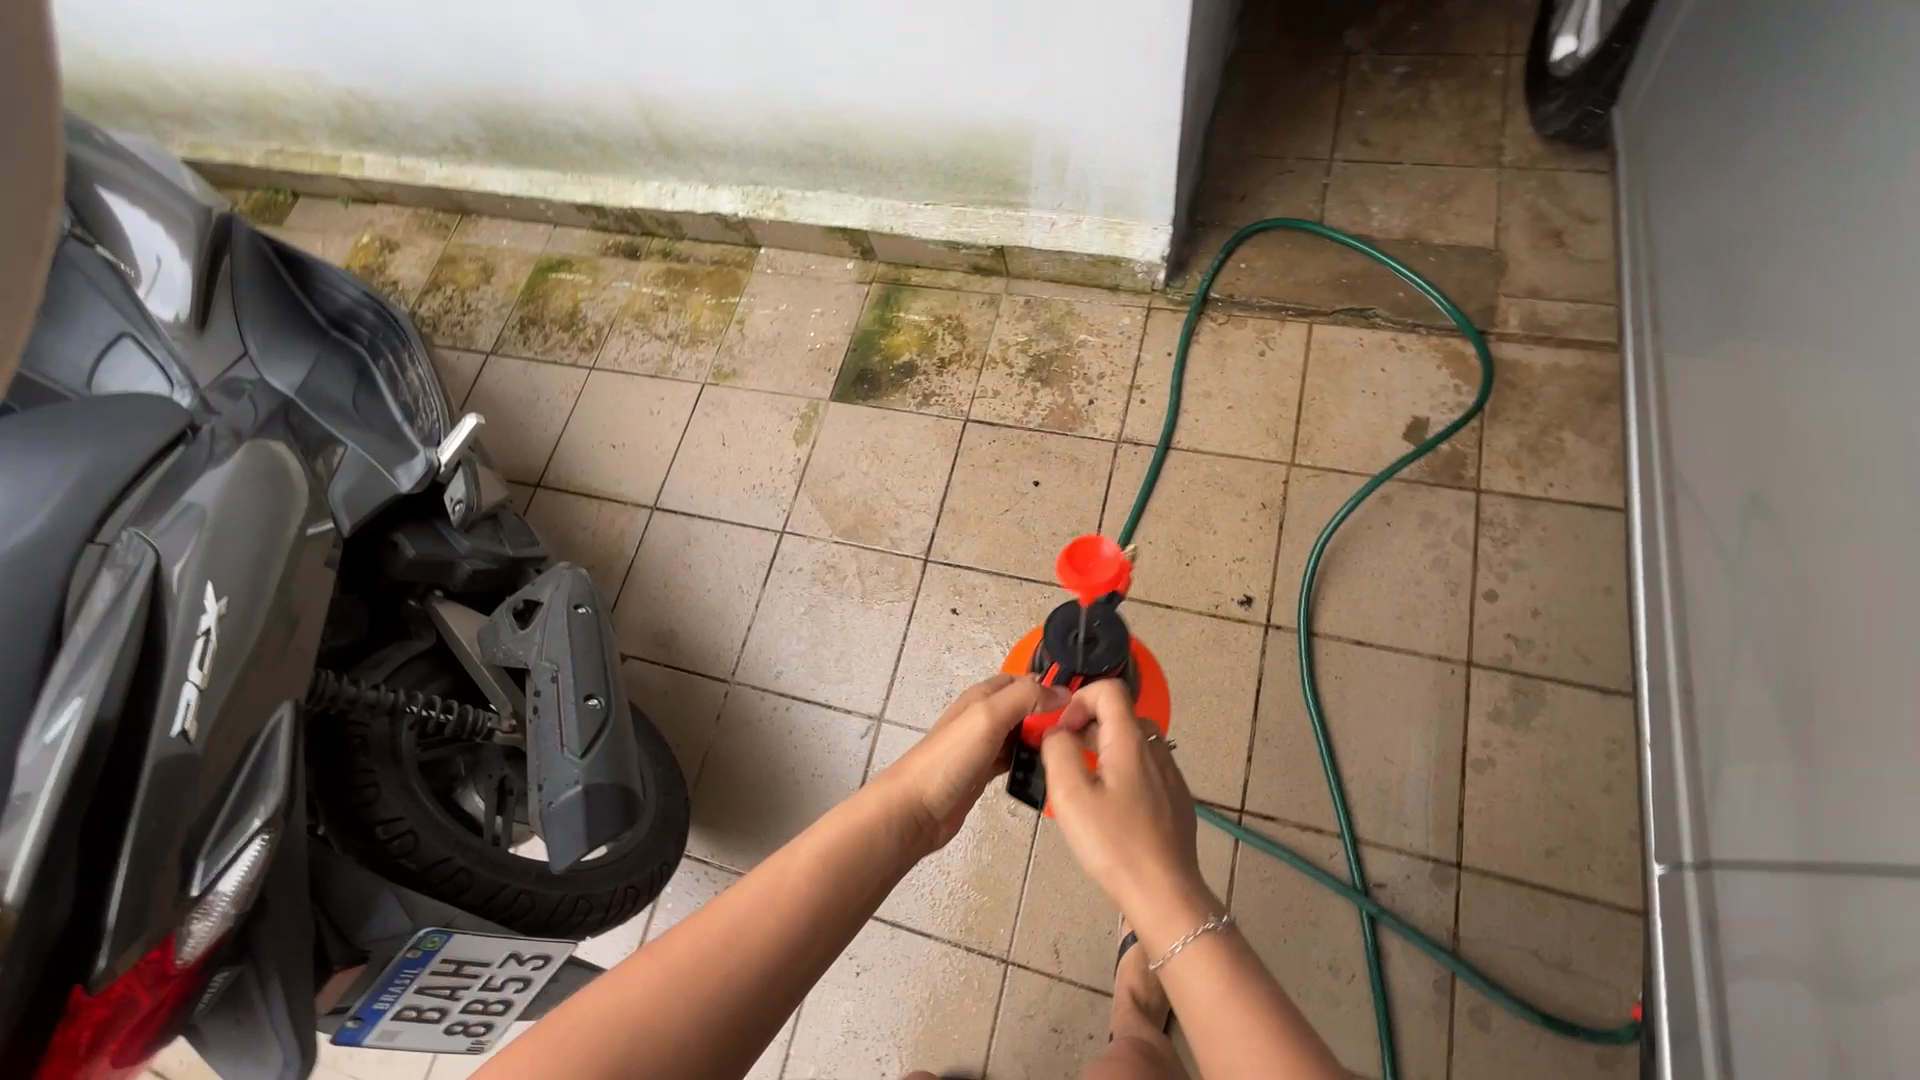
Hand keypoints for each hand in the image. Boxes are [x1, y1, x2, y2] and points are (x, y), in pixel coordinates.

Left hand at [876, 675, 1066, 854]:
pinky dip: (1030, 761)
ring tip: (1072, 749)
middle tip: (1081, 729)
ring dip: (1042, 737)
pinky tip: (1047, 769)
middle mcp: (983, 716)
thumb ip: (1024, 698)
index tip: (1080, 699)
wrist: (917, 808)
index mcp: (982, 696)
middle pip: (1024, 706)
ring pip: (1021, 733)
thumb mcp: (988, 716)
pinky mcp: (985, 771)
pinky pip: (1014, 759)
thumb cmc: (949, 758)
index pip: (1022, 679)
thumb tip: (1060, 691)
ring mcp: (984, 745)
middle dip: (1050, 712)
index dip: (1049, 684)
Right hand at [1041, 680, 1215, 933]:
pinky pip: (1147, 769)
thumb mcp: (1069, 795)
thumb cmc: (1113, 843)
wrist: (1165, 894)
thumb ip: (1057, 750)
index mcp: (1130, 741)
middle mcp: (1156, 751)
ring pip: (1135, 743)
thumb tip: (1056, 732)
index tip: (1061, 731)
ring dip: (1105, 749)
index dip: (1079, 699)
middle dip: (1089, 724)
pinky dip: (1123, 771)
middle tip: (1065, 757)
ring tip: (1084, 783)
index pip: (1109, 690)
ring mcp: (1171, 777)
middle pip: (1122, 715)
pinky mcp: (1176, 801)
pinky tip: (1111, 808)